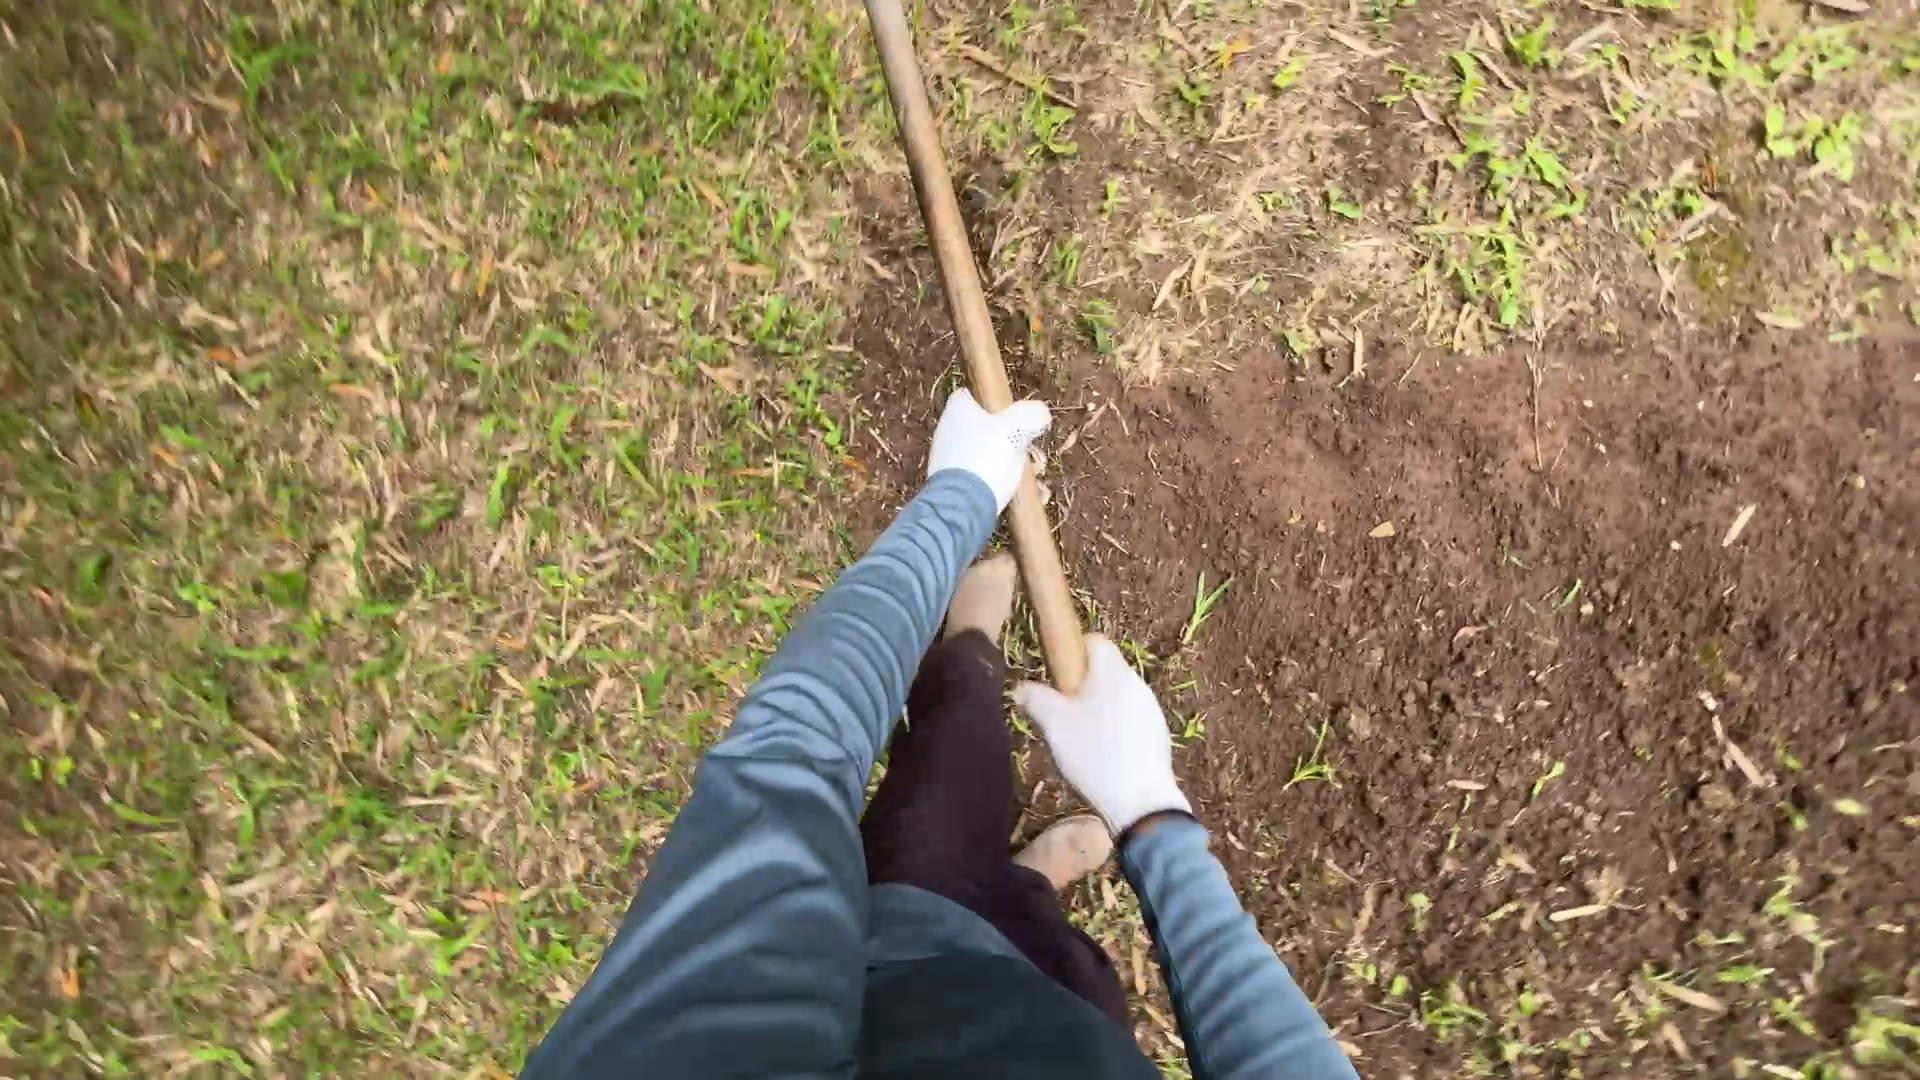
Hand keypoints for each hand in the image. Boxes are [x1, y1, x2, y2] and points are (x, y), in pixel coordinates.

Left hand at [926, 388, 1050, 511]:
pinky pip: (983, 477)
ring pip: (987, 454)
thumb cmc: (986, 458)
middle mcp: (948, 432)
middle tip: (1032, 452)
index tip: (1012, 413)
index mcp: (957, 411)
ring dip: (1010, 464)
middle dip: (1011, 439)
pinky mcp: (954, 485)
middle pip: (985, 428)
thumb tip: (1040, 412)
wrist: (961, 506)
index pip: (971, 395)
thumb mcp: (1015, 428)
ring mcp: (948, 460)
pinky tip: (1020, 492)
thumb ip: (1030, 414)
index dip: (993, 402)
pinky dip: (1000, 482)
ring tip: (1033, 476)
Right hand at [1013, 635, 1190, 834]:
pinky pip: (1129, 719)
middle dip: (1082, 686)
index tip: (1058, 678)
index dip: (1072, 652)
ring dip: (1098, 709)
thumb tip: (1021, 687)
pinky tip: (1103, 756)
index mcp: (1112, 672)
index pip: (1094, 640)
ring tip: (1081, 740)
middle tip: (1063, 715)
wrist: (1142, 804)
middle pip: (1104, 670)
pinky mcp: (1158, 734)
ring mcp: (1150, 709)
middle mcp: (1136, 683)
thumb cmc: (1094, 754)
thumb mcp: (1054, 724)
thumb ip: (1035, 698)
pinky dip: (1115, 729)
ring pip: (1116, 696)